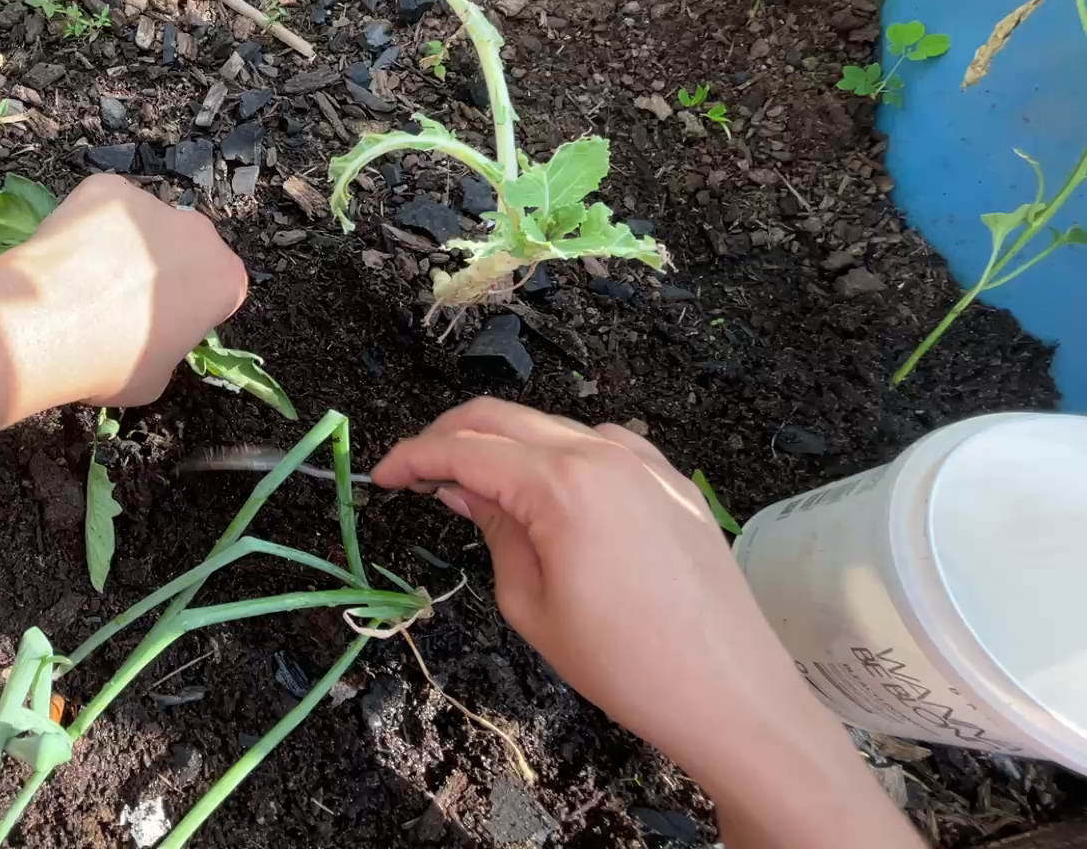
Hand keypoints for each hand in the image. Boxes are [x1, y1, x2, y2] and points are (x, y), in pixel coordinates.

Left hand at [0, 175, 246, 406]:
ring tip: (85, 280)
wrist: (48, 325)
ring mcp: (152, 204)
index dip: (187, 307)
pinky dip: (87, 223)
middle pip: (183, 249)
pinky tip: (67, 255)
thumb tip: (150, 339)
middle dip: (159, 269)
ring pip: (141, 225)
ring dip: (123, 245)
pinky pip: (102, 205)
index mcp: (224, 280)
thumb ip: (168, 348)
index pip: (215, 290)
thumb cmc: (109, 362)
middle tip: (121, 301)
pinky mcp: (107, 187)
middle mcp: (198, 233)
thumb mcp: (155, 378)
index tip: (161, 323)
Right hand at [373, 399, 921, 847]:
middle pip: (497, 416)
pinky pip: (593, 441)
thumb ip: (492, 527)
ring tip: (473, 484)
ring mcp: (641, 460)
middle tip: (416, 471)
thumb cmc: (621, 663)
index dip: (411, 457)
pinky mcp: (669, 478)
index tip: (380, 475)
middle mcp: (599, 452)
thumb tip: (461, 488)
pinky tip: (545, 487)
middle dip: (444, 436)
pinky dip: (550, 451)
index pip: (461, 450)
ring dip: (496, 442)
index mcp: (559, 484)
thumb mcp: (527, 601)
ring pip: (542, 424)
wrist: (738, 703)